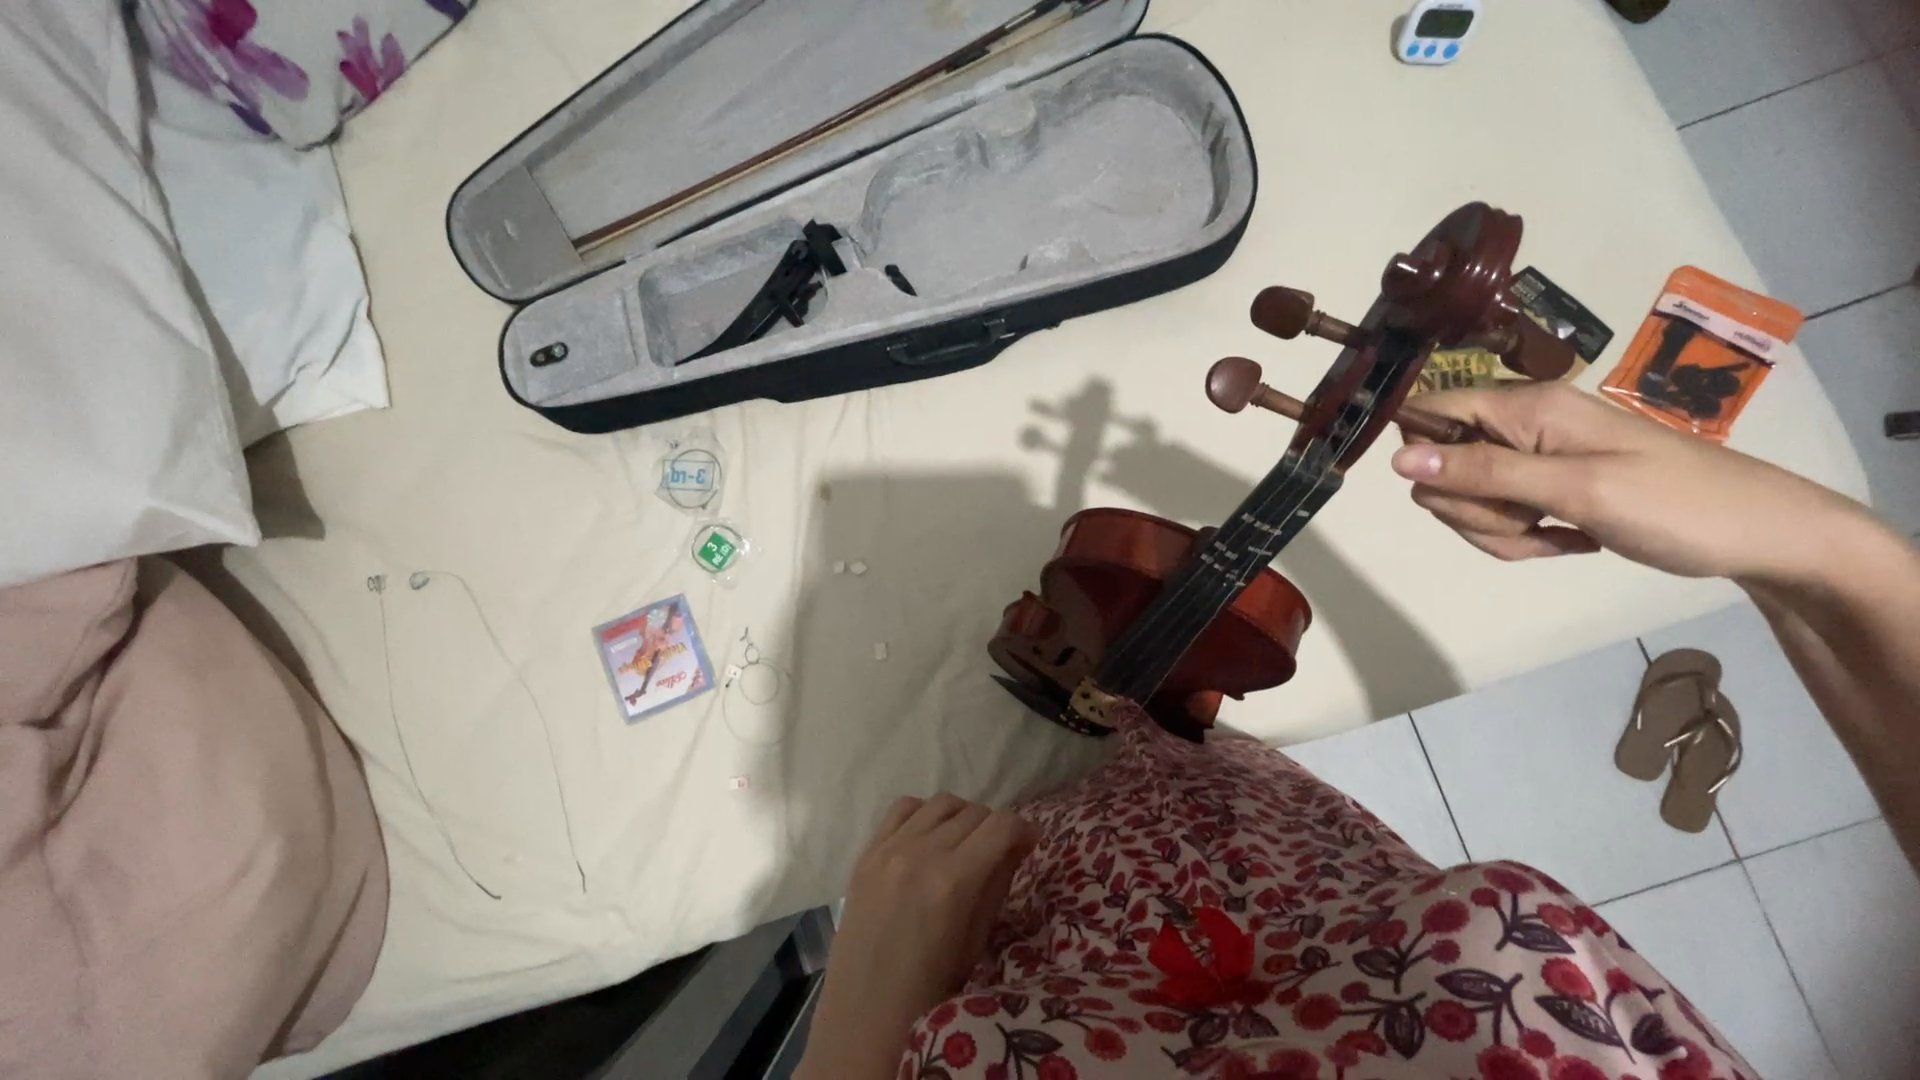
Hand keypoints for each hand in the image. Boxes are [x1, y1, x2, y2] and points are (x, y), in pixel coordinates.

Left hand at [796, 794, 1038, 1079]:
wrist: (864, 1016)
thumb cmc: (930, 990)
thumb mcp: (976, 941)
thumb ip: (998, 883)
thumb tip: (1019, 842)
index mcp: (951, 881)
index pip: (1001, 826)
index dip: (1024, 829)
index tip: (1031, 843)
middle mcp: (919, 853)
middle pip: (974, 812)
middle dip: (995, 826)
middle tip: (1000, 851)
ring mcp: (887, 849)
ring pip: (940, 802)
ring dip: (962, 816)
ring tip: (965, 843)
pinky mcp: (866, 853)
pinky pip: (902, 808)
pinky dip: (924, 814)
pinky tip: (930, 837)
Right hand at [1388, 383, 1883, 584]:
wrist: (1762, 537)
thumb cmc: (1676, 504)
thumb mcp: (1575, 488)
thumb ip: (1483, 471)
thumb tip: (1397, 460)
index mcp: (1527, 407)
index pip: (1429, 413)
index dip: (1422, 453)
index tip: (1457, 491)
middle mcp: (1520, 425)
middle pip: (1439, 465)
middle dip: (1470, 507)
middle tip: (1527, 519)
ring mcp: (1531, 458)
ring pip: (1464, 499)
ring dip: (1496, 530)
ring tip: (1555, 536)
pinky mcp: (1543, 487)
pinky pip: (1495, 517)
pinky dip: (1518, 539)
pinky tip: (1563, 542)